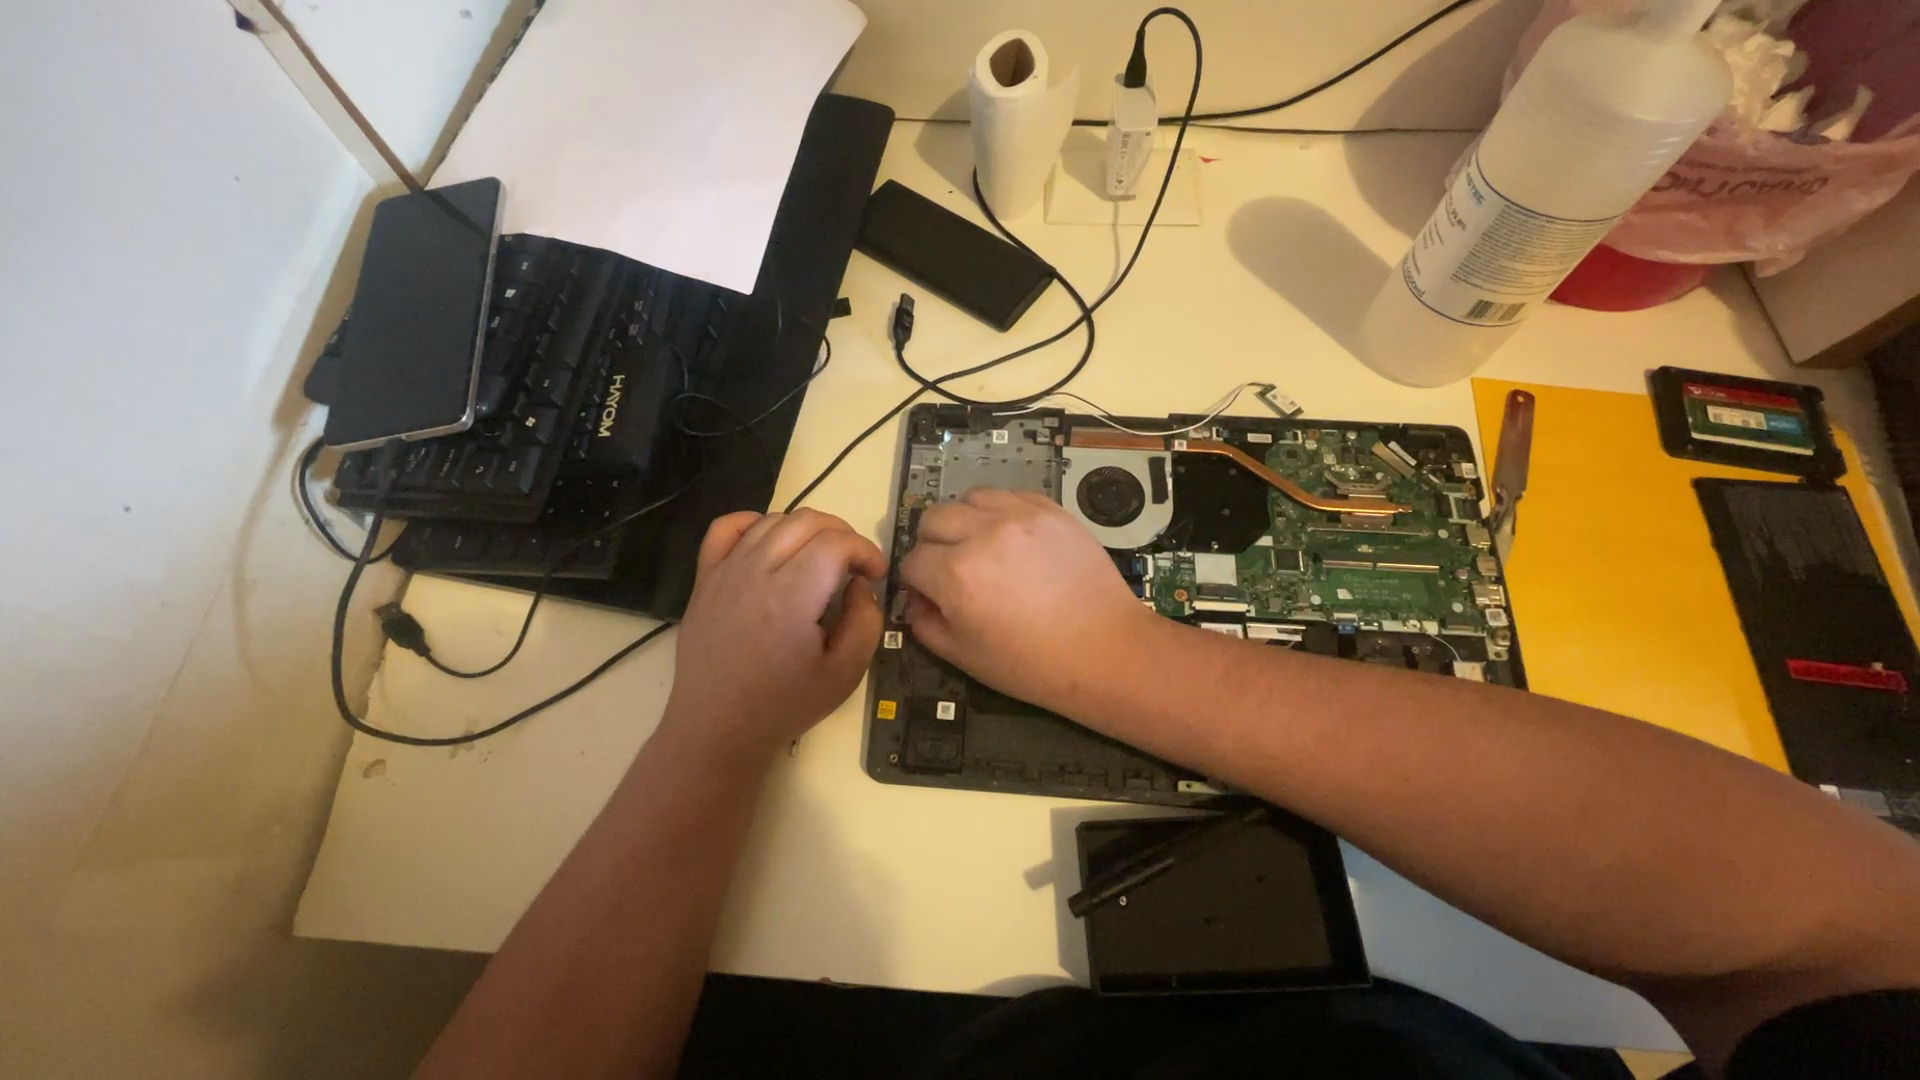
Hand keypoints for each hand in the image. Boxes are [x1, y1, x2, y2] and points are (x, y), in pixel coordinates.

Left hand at [661, 509, 885, 757]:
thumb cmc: (784, 705)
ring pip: (772, 520)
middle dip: (842, 533)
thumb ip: (865, 622)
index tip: (875, 576)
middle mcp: (756, 572)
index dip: (866, 551)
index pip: (837, 543)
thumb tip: (860, 585)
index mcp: (792, 596)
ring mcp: (725, 572)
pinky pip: (726, 528)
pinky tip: (770, 543)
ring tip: (819, 558)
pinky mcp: (705, 579)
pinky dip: (753, 522)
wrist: (717, 728)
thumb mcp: (845, 674)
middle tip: (854, 564)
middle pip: (806, 520)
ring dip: (805, 529)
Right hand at [899, 488, 1157, 713]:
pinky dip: (1000, 511)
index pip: (912, 560)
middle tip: (949, 568)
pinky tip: (1010, 536)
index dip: (915, 581)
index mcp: (956, 575)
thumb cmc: (1032, 664)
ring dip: (964, 520)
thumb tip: (915, 600)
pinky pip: (1010, 494)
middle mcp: (983, 534)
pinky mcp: (1051, 510)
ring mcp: (1020, 516)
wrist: (1104, 649)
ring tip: (979, 545)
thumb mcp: (965, 657)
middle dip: (931, 544)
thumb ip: (926, 625)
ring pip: (970, 498)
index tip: (929, 594)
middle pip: (933, 518)